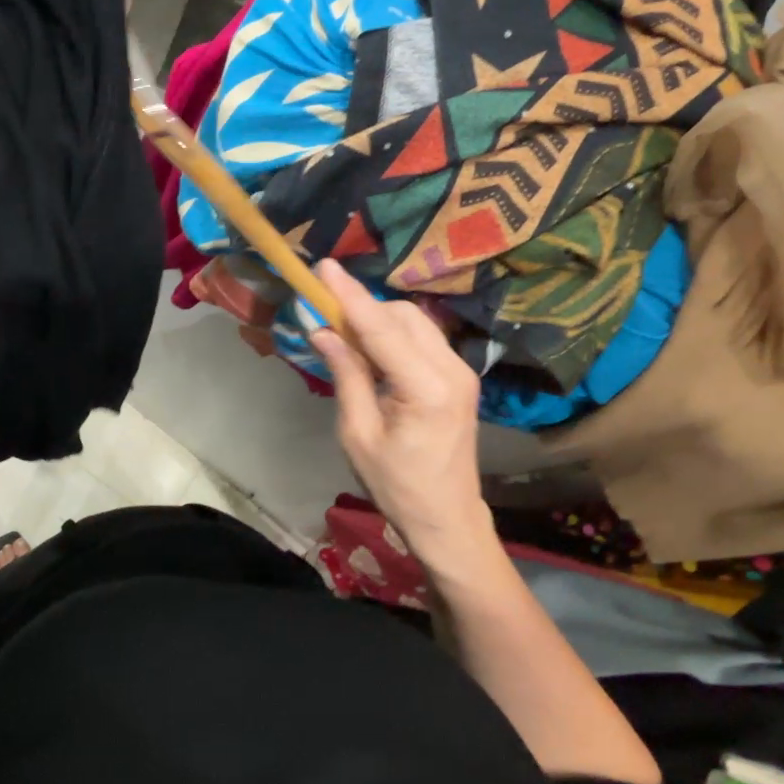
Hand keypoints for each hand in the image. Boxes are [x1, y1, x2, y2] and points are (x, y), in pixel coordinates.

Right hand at [311, 261, 495, 565]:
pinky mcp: (459, 377)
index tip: (323, 266)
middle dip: (363, 306)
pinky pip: (422, 339)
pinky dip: (392, 333)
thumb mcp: (358, 434)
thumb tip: (323, 330)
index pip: (381, 329)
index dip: (349, 295)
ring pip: (415, 323)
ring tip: (342, 332)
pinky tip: (369, 348)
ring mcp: (461, 372)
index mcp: (427, 388)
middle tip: (323, 312)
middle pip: (403, 316)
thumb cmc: (396, 485)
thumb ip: (346, 375)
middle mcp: (452, 370)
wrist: (447, 517)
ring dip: (378, 318)